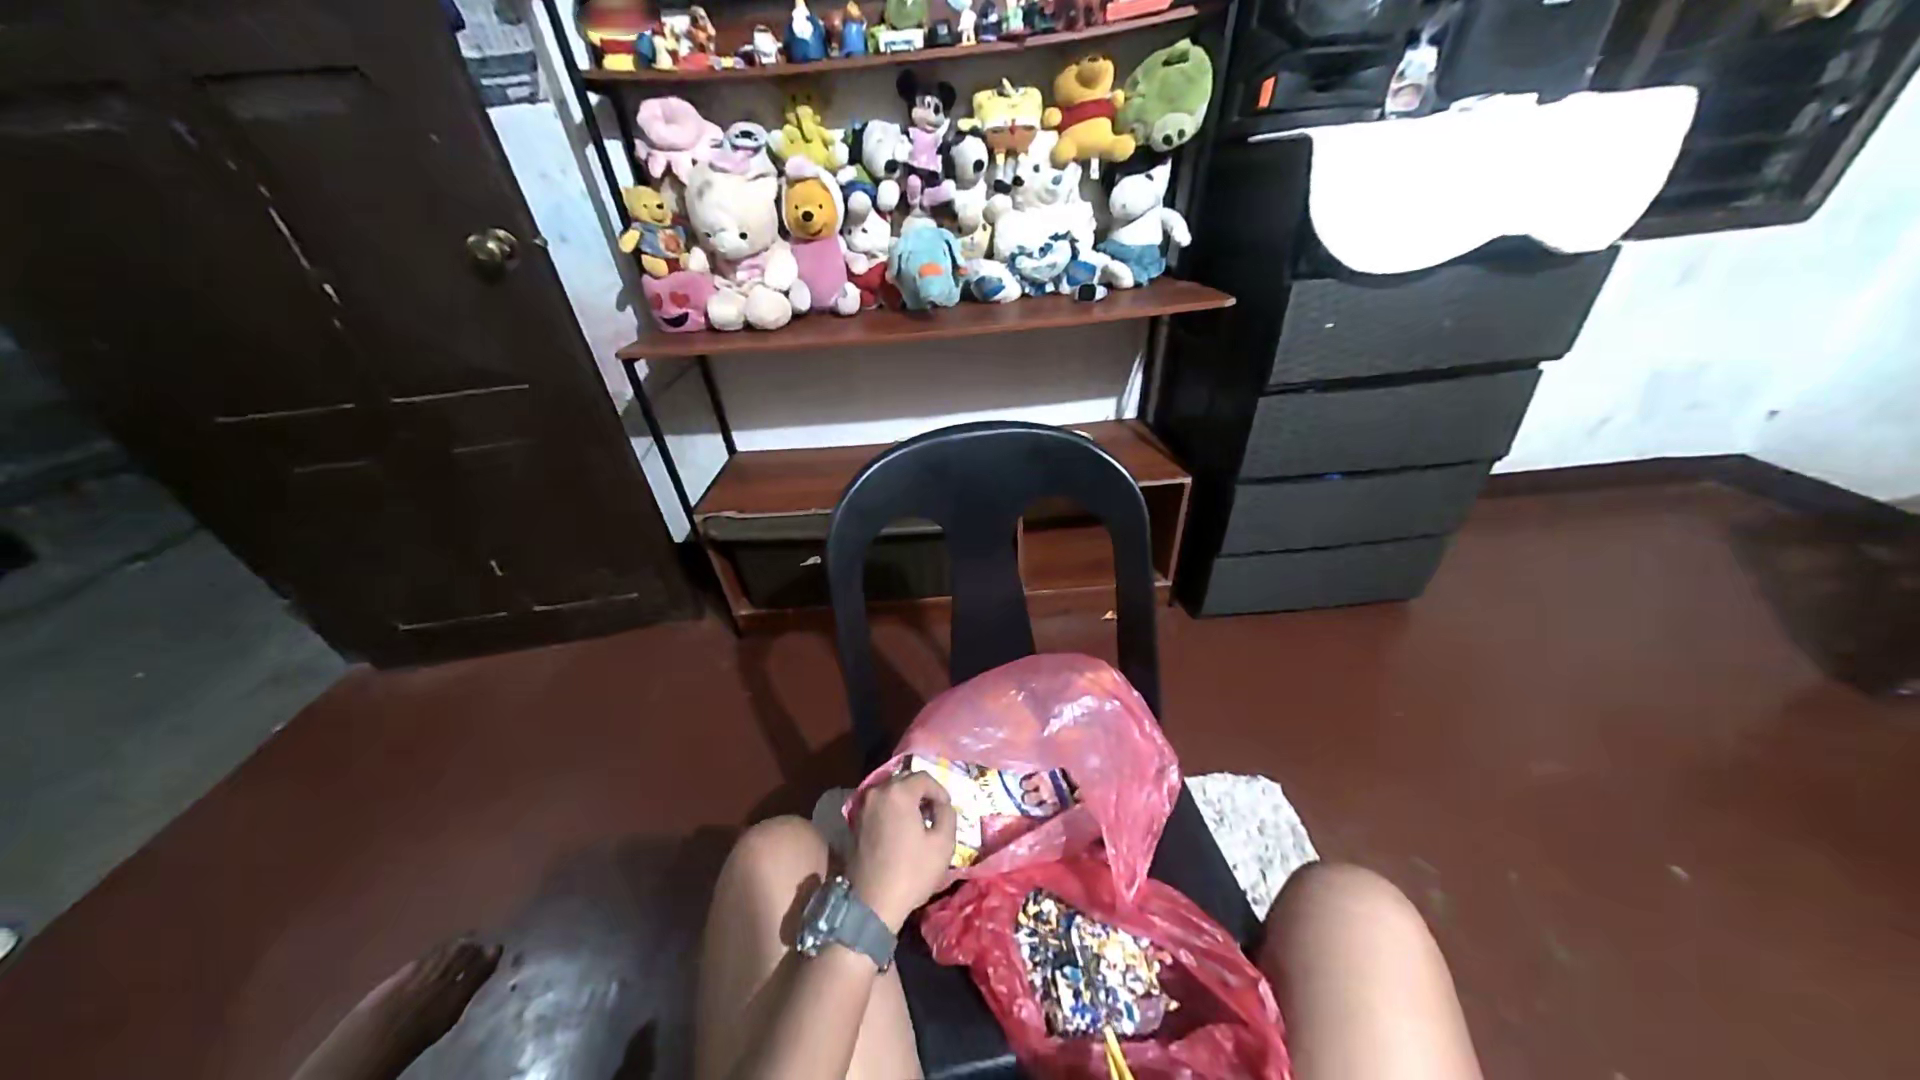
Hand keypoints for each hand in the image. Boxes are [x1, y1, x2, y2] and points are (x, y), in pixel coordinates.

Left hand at [847, 773, 956, 930]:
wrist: (873, 903)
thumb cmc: (912, 872)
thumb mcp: (943, 843)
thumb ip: (947, 814)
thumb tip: (941, 805)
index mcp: (898, 793)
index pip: (924, 778)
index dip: (940, 791)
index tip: (947, 809)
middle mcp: (877, 792)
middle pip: (905, 780)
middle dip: (922, 792)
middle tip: (934, 812)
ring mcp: (863, 806)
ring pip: (890, 791)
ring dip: (906, 799)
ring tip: (919, 819)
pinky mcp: (855, 821)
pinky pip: (879, 804)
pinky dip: (892, 809)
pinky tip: (901, 828)